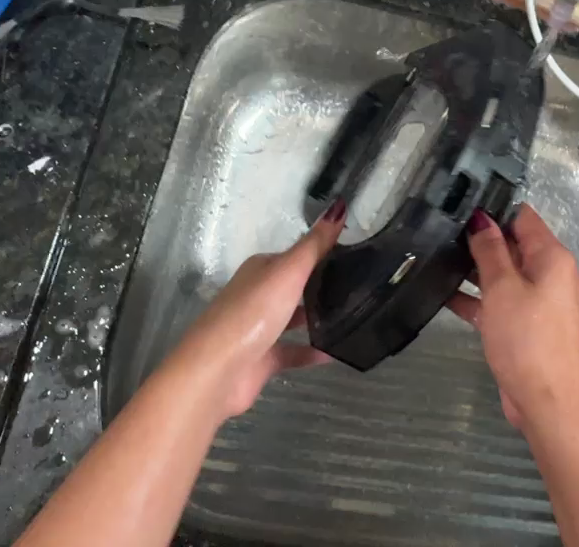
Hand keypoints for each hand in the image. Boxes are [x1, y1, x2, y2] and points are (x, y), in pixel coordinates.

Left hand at [167, 201, 344, 418]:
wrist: (217, 372)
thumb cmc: (253, 312)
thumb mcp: (289, 270)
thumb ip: (315, 244)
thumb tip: (339, 205)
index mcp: (261, 269)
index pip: (297, 255)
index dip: (323, 252)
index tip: (356, 254)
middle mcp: (258, 295)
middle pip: (295, 286)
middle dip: (323, 285)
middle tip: (361, 286)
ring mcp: (259, 328)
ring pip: (294, 318)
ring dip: (318, 317)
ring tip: (354, 314)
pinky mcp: (262, 360)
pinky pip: (294, 351)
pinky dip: (313, 351)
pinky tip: (337, 351)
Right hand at [446, 204, 578, 432]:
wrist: (548, 404)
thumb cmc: (527, 339)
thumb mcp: (503, 289)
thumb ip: (490, 250)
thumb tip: (480, 217)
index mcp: (551, 257)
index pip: (522, 217)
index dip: (493, 207)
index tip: (459, 202)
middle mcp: (547, 274)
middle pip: (511, 243)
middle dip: (479, 237)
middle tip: (439, 226)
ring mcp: (536, 301)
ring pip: (501, 273)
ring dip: (473, 268)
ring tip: (434, 254)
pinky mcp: (523, 325)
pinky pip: (497, 300)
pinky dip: (475, 297)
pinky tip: (441, 293)